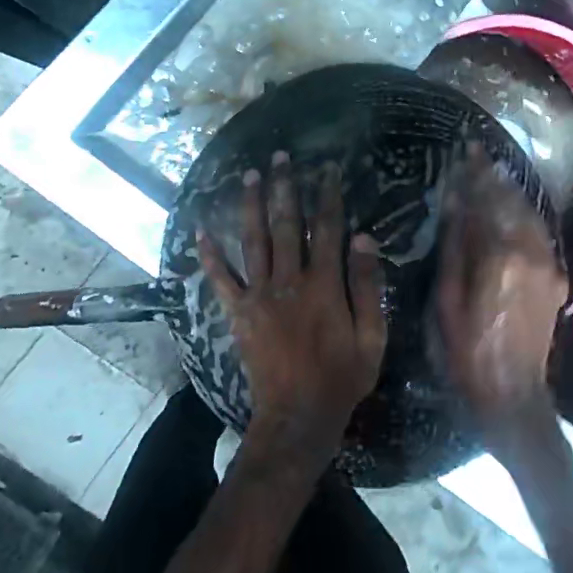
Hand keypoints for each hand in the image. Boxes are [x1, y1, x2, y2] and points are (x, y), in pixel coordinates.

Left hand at [197, 152, 387, 462]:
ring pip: (254, 240)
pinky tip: (201, 232)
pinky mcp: (238, 311)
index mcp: (324, 284)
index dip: (327, 196)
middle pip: (286, 224)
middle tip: (280, 157)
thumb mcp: (372, 336)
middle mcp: (289, 280)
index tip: (326, 169)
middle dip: (284, 187)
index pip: (327, 229)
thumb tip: (364, 238)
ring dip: (251, 205)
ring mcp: (259, 294)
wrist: (298, 415)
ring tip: (248, 175)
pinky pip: (221, 278)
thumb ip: (367, 286)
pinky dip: (210, 256)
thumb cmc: (342, 377)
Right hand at [436, 143, 569, 434]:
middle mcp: (530, 254)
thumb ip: (453, 247)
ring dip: (512, 192)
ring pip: (530, 216)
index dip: (474, 175)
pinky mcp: (554, 282)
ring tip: (495, 172)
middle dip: (493, 176)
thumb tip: (455, 204)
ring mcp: (547, 268)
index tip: (465, 149)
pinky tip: (515, 209)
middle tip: (478, 153)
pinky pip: (540, 234)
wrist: (510, 395)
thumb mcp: (444, 298)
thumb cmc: (463, 350)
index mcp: (498, 256)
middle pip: (511, 203)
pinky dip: (525, 214)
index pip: (485, 202)